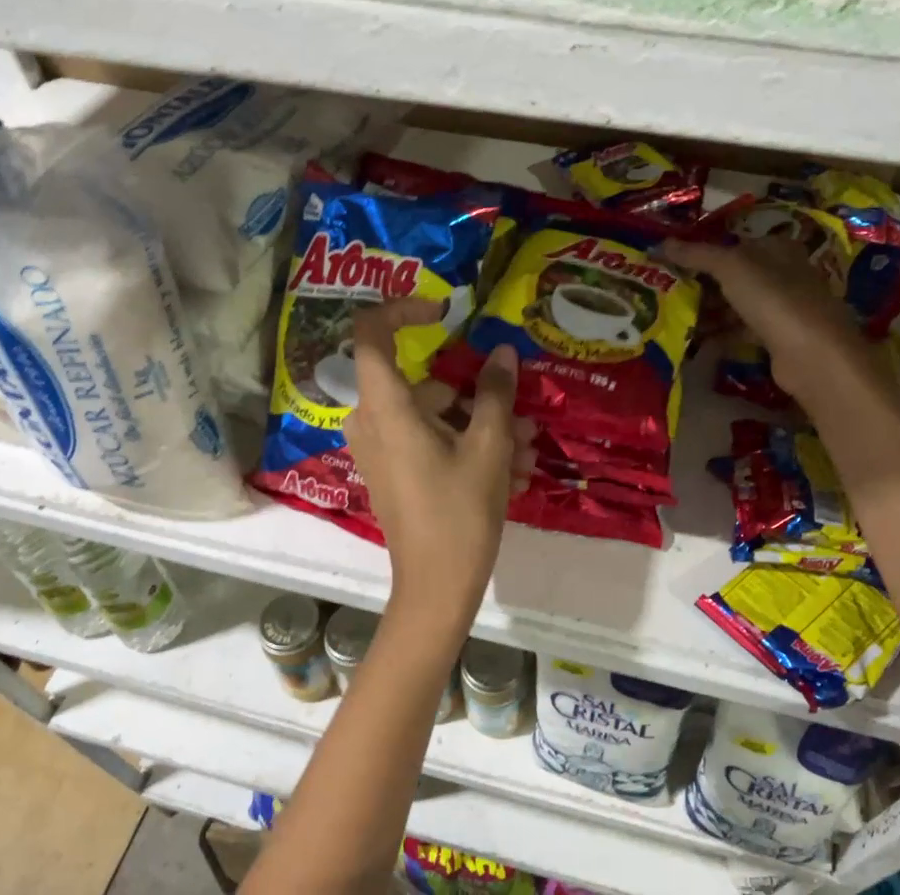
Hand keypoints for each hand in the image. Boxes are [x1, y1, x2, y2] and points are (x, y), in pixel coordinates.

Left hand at [343, 299, 534, 608]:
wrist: (435, 588)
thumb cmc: (460, 512)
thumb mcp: (489, 447)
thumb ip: (494, 393)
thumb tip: (502, 352)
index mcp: (387, 407)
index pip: (372, 334)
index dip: (402, 310)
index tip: (443, 311)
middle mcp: (373, 422)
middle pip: (423, 383)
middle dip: (476, 395)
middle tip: (521, 417)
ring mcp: (380, 449)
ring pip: (434, 416)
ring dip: (481, 426)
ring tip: (527, 452)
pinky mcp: (392, 472)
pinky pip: (428, 441)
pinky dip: (466, 447)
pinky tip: (512, 472)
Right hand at [662, 238, 888, 409]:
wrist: (811, 353)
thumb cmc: (773, 297)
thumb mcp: (730, 266)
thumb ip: (697, 254)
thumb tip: (661, 243)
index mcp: (777, 248)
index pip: (735, 243)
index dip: (704, 251)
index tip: (672, 262)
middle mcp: (783, 273)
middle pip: (734, 275)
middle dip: (702, 283)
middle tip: (667, 291)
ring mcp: (782, 307)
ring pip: (737, 304)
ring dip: (709, 311)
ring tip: (674, 317)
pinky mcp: (778, 338)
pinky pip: (742, 331)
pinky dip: (721, 334)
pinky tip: (696, 340)